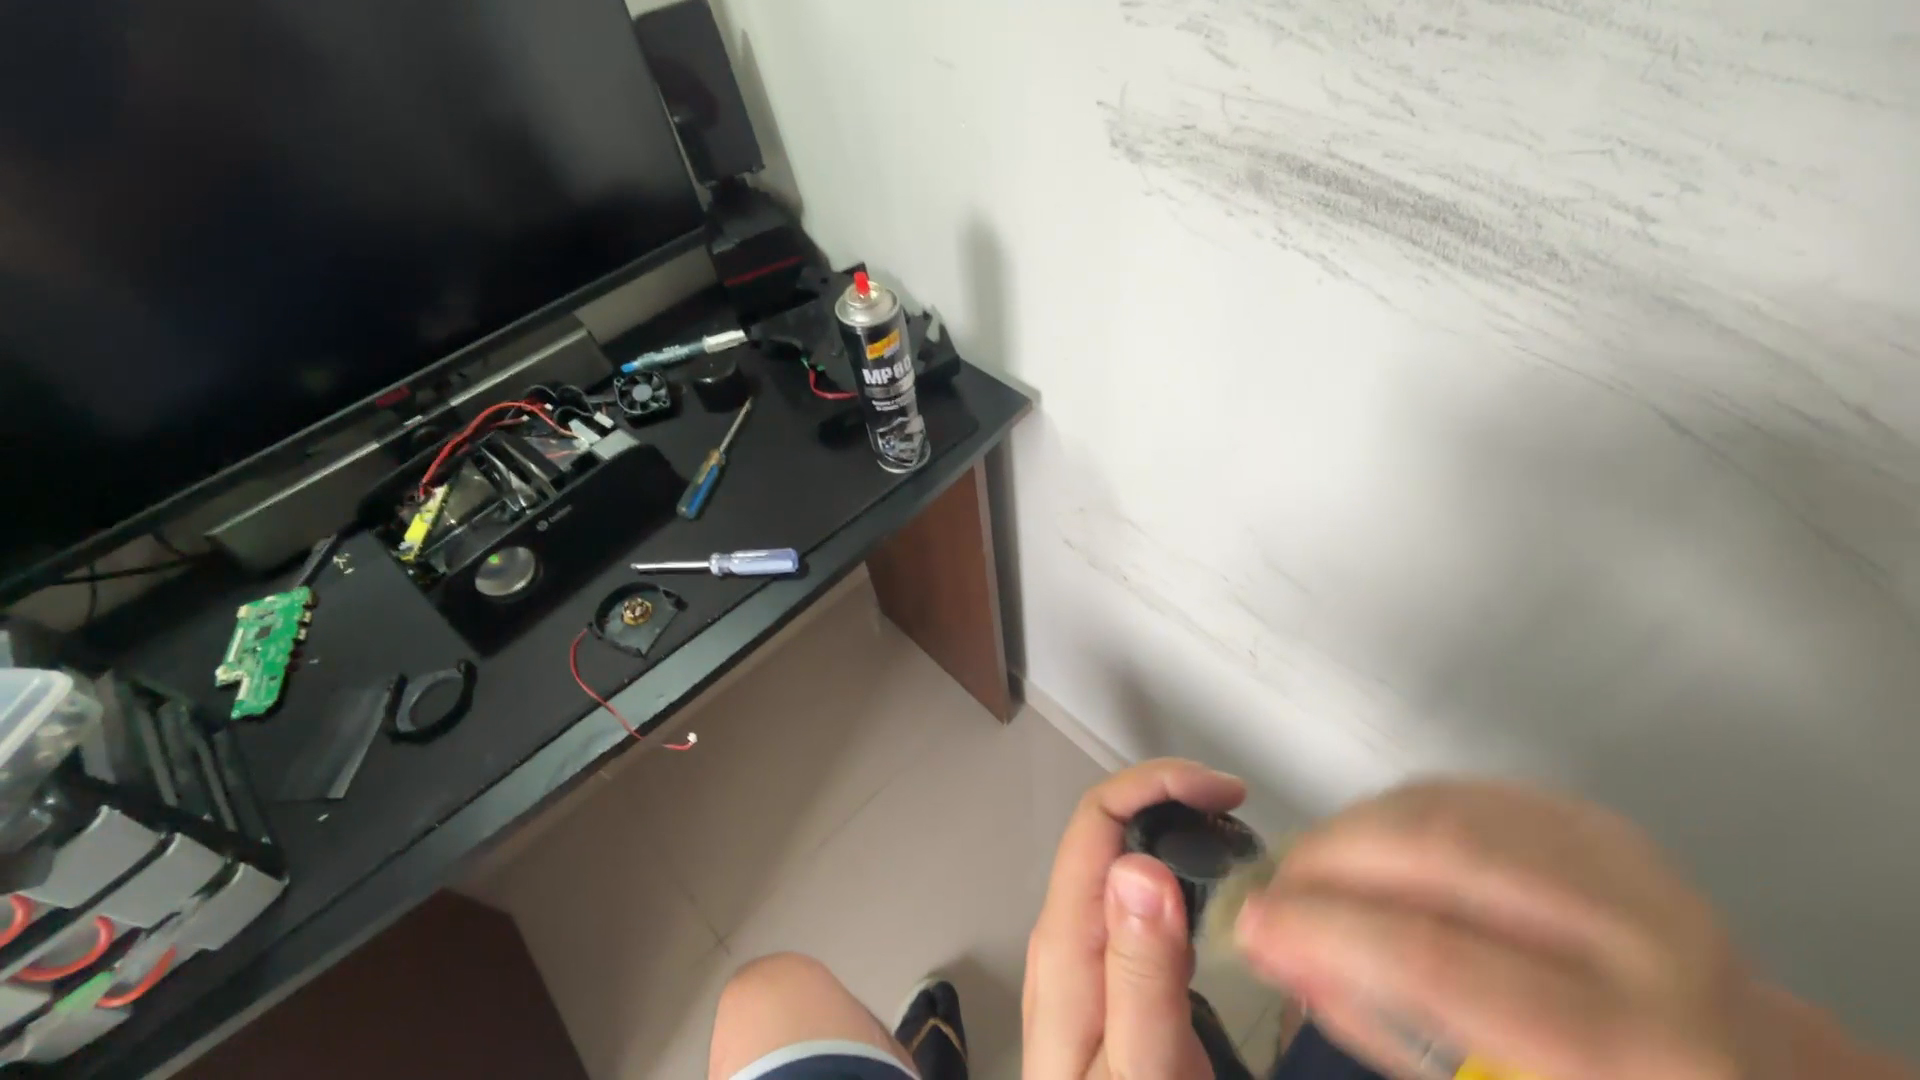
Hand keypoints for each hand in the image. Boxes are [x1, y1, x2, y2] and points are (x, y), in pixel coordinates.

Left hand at [1023, 759, 1244, 1078]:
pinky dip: (1177, 872)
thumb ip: (1140, 972)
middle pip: (1106, 829)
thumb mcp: (1142, 1067)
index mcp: (1065, 939)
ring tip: (1238, 841)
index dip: (1155, 784)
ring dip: (1175, 831)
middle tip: (1242, 816)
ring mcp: (1085, 949)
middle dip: (1170, 800)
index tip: (1226, 792)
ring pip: (1123, 859)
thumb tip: (1141, 865)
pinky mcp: (1108, 970)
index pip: (1096, 821)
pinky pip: (1137, 897)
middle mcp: (1067, 930)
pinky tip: (1215, 889)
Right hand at [1233, 780, 1765, 1079]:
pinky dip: (1391, 809)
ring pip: (1443, 803)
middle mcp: (1639, 931)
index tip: (1255, 924)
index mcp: (1629, 1039)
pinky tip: (1365, 844)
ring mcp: (1621, 858)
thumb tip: (1284, 953)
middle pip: (1440, 848)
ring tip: (1310, 868)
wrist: (1744, 1069)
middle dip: (1329, 856)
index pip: (1440, 958)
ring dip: (1350, 828)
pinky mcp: (1593, 818)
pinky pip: (1461, 790)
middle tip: (1274, 885)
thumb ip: (1386, 1024)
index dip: (1328, 932)